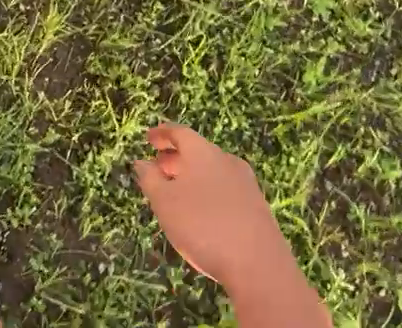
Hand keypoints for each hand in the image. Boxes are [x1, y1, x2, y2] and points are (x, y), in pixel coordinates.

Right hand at [132, 125, 328, 326]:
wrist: (260, 268)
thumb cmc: (203, 225)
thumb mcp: (163, 201)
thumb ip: (149, 178)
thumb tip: (142, 162)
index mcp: (203, 152)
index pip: (180, 133)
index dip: (162, 134)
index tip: (149, 139)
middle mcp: (227, 162)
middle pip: (198, 152)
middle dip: (176, 158)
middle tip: (158, 168)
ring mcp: (247, 186)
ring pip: (213, 172)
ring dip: (192, 177)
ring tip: (177, 194)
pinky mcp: (258, 209)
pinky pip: (226, 190)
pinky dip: (208, 193)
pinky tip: (202, 214)